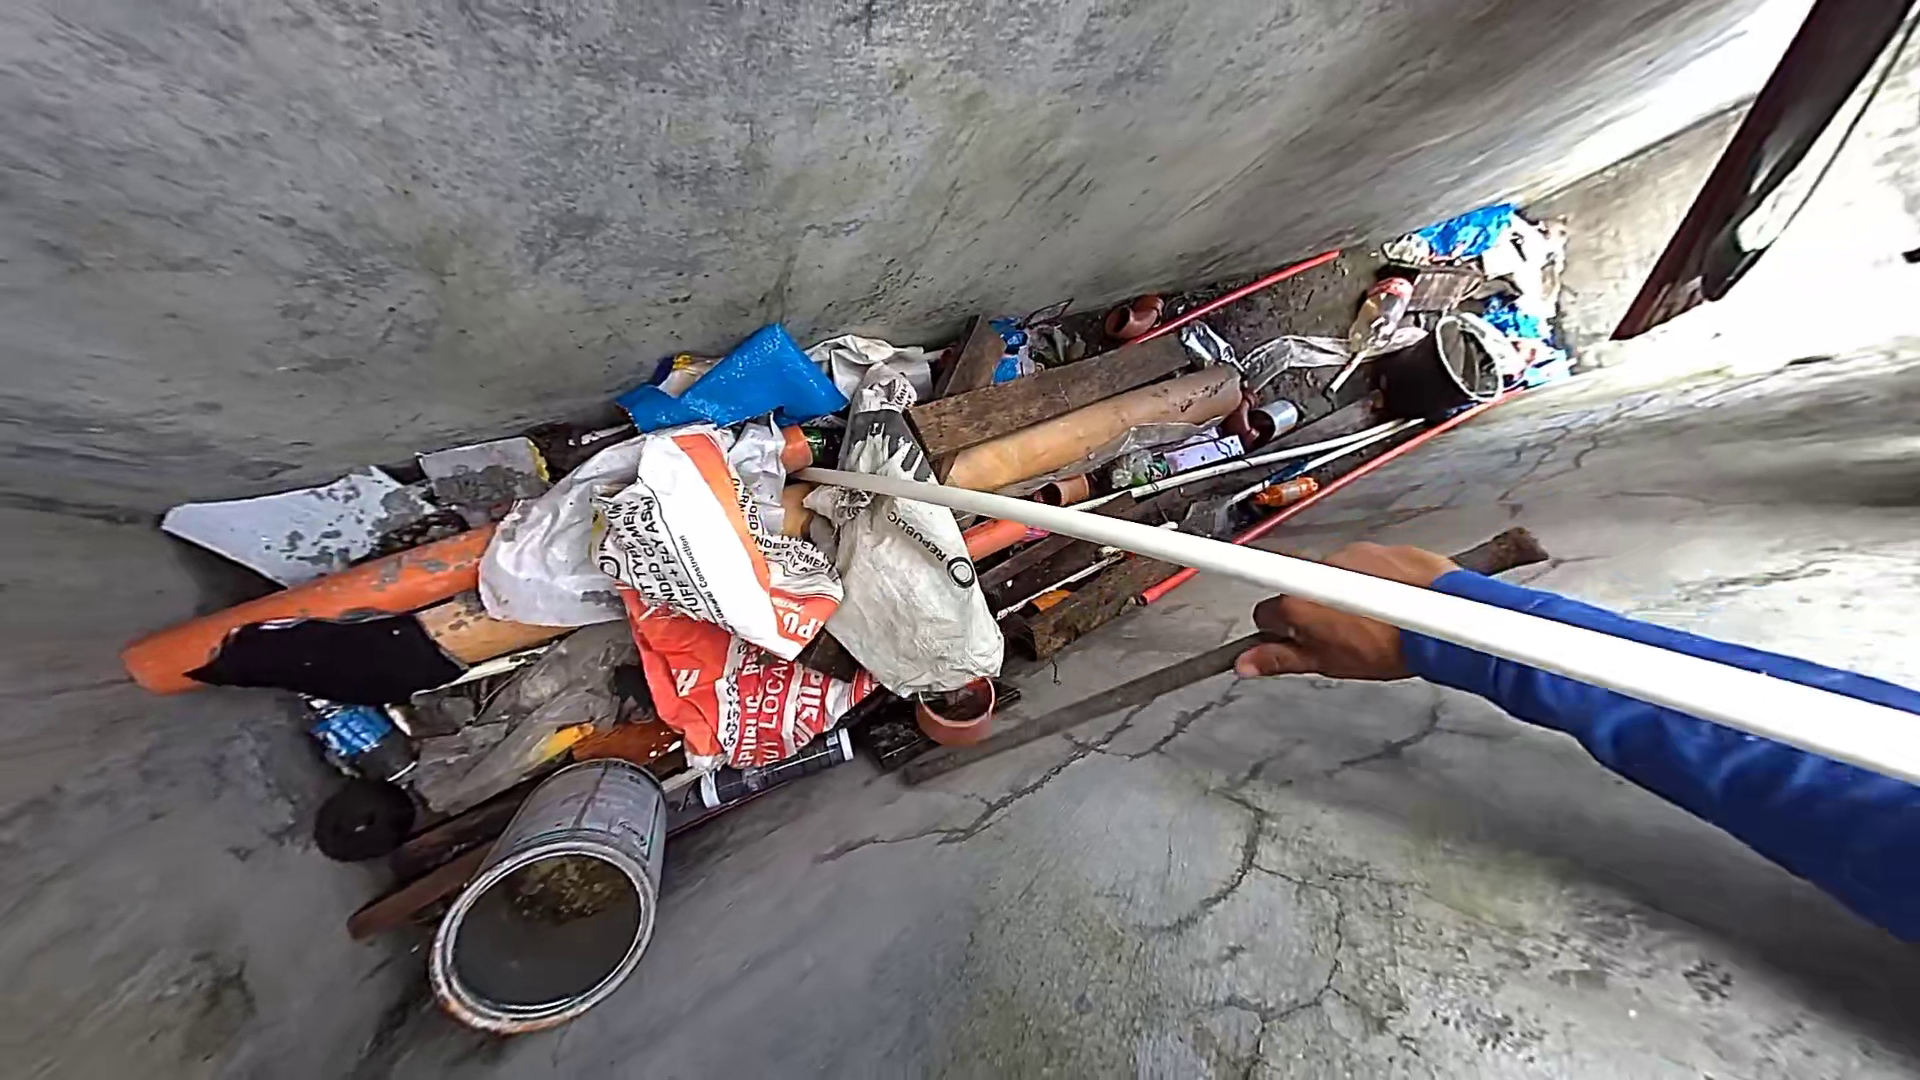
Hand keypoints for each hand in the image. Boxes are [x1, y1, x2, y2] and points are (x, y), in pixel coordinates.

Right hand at [1234, 542, 1458, 680]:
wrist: (1449, 624)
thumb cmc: (1392, 647)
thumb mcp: (1328, 663)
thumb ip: (1279, 659)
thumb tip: (1245, 664)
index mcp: (1297, 601)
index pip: (1265, 612)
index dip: (1279, 629)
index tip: (1292, 635)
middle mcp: (1316, 570)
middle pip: (1301, 590)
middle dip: (1315, 608)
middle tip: (1342, 632)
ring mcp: (1349, 556)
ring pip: (1333, 575)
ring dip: (1345, 591)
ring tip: (1373, 616)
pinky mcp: (1379, 548)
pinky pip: (1366, 563)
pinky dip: (1374, 578)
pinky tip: (1391, 601)